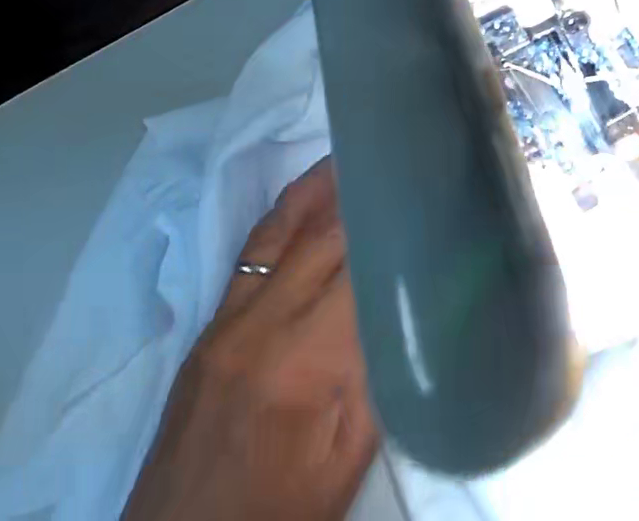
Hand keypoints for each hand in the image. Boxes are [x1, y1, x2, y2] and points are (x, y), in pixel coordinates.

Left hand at [123, 161, 377, 520]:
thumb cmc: (280, 513)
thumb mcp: (350, 460)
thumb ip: (380, 375)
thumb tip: (408, 305)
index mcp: (305, 360)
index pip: (361, 267)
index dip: (396, 226)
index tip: (428, 196)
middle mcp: (261, 323)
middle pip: (324, 237)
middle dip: (367, 195)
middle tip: (404, 162)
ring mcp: (228, 319)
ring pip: (281, 230)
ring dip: (321, 187)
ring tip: (356, 154)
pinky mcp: (210, 325)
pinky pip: (252, 253)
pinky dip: (285, 214)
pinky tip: (307, 195)